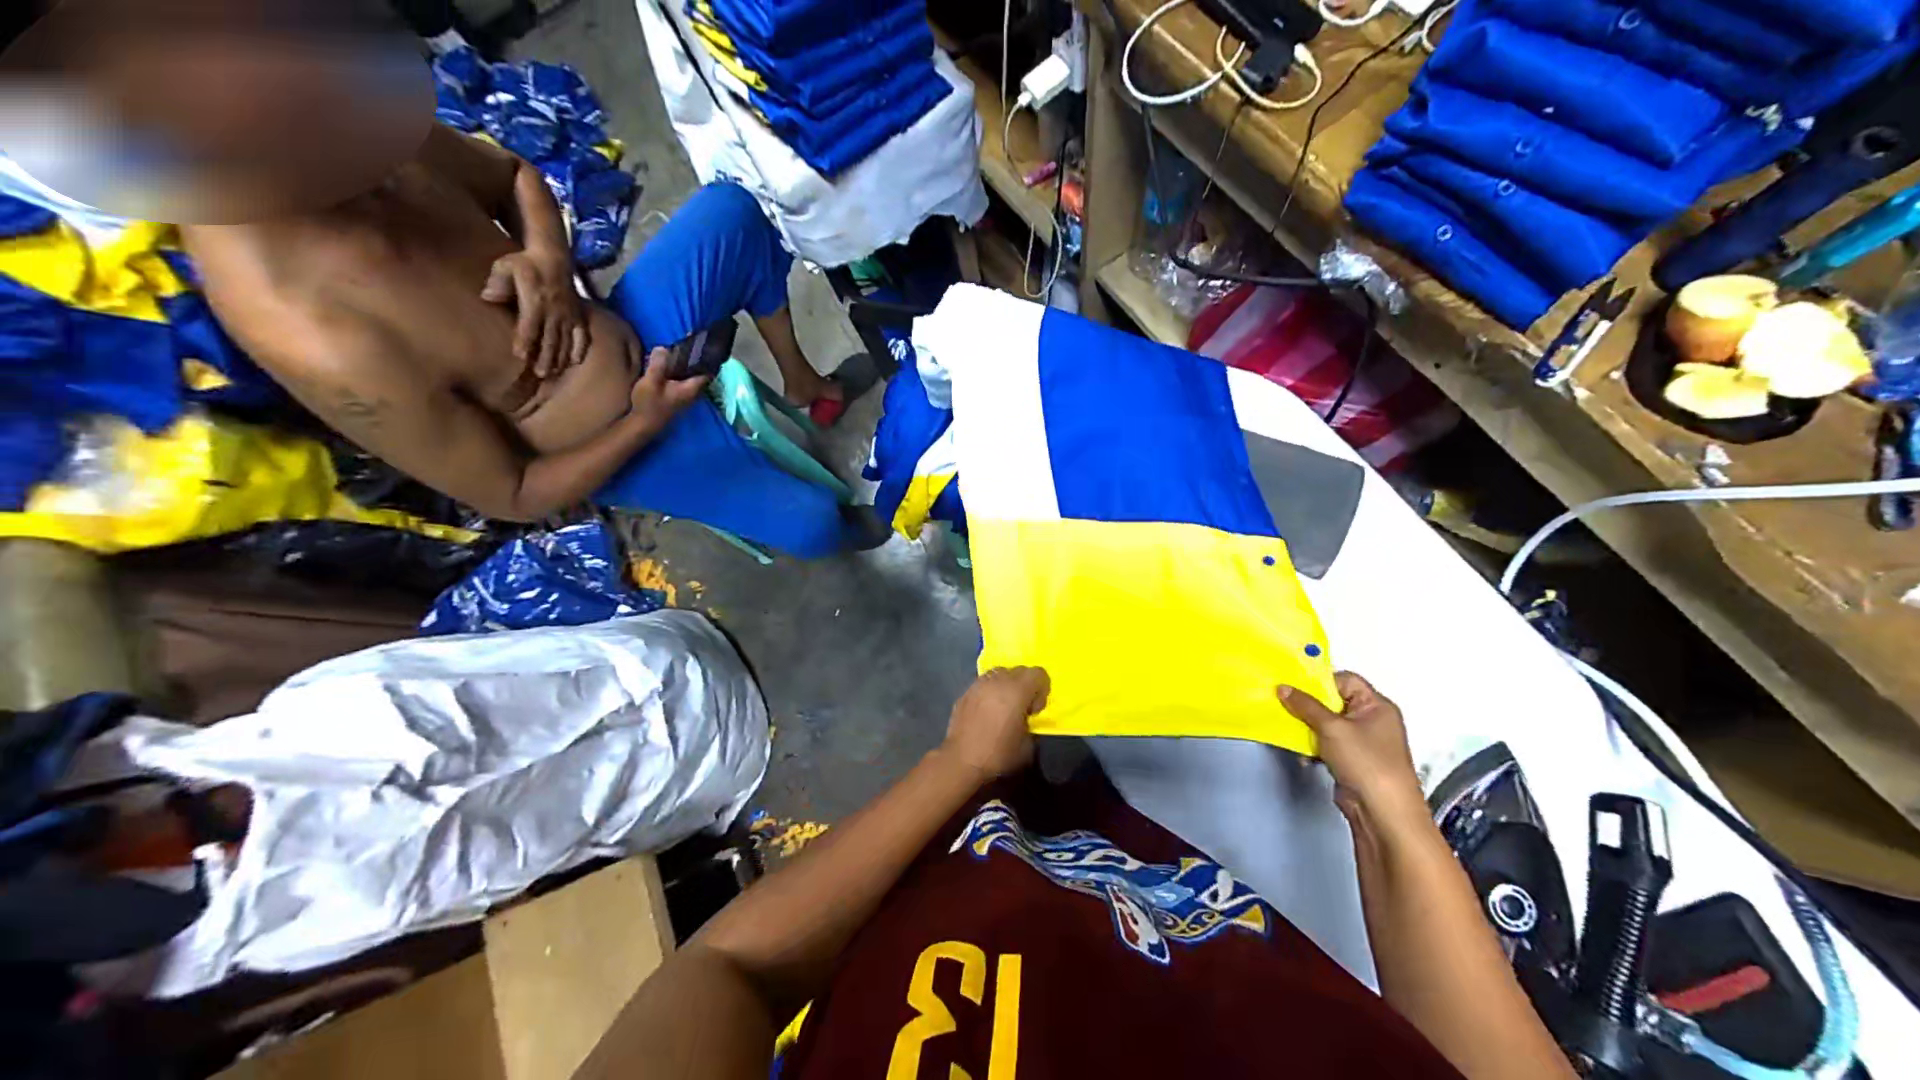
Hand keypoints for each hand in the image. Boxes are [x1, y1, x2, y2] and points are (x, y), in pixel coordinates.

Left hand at [482, 249, 590, 378]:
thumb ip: (497, 282)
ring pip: (565, 340)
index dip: (525, 341)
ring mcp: (568, 315)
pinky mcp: (578, 316)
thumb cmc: (525, 263)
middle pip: (550, 338)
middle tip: (540, 374)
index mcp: (535, 300)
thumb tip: (487, 297)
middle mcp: (554, 311)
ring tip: (554, 373)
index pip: (530, 325)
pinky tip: (576, 362)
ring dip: (559, 358)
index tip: (521, 356)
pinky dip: (580, 349)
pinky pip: (583, 336)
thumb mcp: (506, 266)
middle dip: (545, 357)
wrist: (553, 256)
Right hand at [628, 347, 710, 427]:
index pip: (708, 371)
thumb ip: (659, 364)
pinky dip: (677, 371)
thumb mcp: (651, 381)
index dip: (707, 358)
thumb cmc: (649, 404)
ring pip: (689, 376)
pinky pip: (681, 380)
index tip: (703, 345)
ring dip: (684, 365)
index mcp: (691, 388)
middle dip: (694, 359)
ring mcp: (685, 396)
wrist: (642, 425)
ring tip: (678, 349)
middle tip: (688, 343)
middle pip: (698, 372)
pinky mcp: (676, 397)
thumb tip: (663, 348)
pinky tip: (668, 364)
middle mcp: (692, 393)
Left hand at [939, 667, 1047, 782]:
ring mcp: (978, 684)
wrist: (961, 760)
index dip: (1042, 690)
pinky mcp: (965, 692)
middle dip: (1025, 686)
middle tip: (1022, 708)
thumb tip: (1027, 718)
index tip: (1035, 710)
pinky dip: (990, 691)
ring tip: (1003, 708)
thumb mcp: (1028, 745)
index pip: (1038, 673)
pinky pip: (984, 683)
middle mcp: (997, 680)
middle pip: (1019, 670)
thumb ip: (1032, 724)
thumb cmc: (998, 753)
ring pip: (1000, 673)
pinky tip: (986, 712)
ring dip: (1007, 686)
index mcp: (1016, 690)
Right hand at [1279, 673, 1423, 823]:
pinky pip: (1327, 743)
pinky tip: (1303, 753)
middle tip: (1286, 704)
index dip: (1320, 681)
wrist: (1382, 810)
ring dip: (1309, 727)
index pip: (1345, 680)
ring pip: (1327, 723)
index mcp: (1377, 705)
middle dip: (1309, 705)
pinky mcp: (1352, 759)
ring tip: (1291, 729)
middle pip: (1334, 701)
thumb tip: (1283, 688)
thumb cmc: (1365, 761)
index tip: (1293, 685)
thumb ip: (1305, 705)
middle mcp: (1372, 720)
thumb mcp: (1332, 727)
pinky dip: (1314, 745)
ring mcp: (1362, 741)